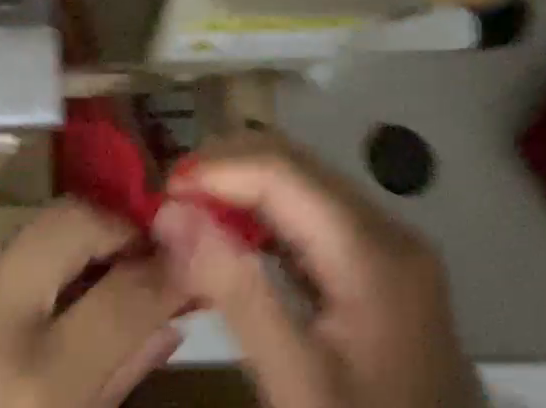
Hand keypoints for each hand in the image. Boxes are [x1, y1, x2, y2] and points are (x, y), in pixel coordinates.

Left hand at [0, 202, 185, 407]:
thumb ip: (115, 383)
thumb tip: (165, 319)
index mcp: (35, 384)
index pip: (127, 295)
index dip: (169, 270)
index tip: (185, 261)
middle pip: (64, 222)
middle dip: (108, 226)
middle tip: (130, 251)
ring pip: (10, 241)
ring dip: (45, 261)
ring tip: (59, 299)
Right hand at [151, 133, 484, 407]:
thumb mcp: (298, 382)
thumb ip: (235, 293)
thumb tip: (169, 213)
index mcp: (372, 252)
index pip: (278, 171)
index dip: (212, 170)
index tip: (157, 196)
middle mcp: (387, 231)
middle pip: (292, 162)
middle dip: (222, 169)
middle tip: (166, 204)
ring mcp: (388, 248)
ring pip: (299, 180)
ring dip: (238, 187)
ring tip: (188, 219)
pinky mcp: (380, 268)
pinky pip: (310, 212)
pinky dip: (262, 213)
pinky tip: (231, 243)